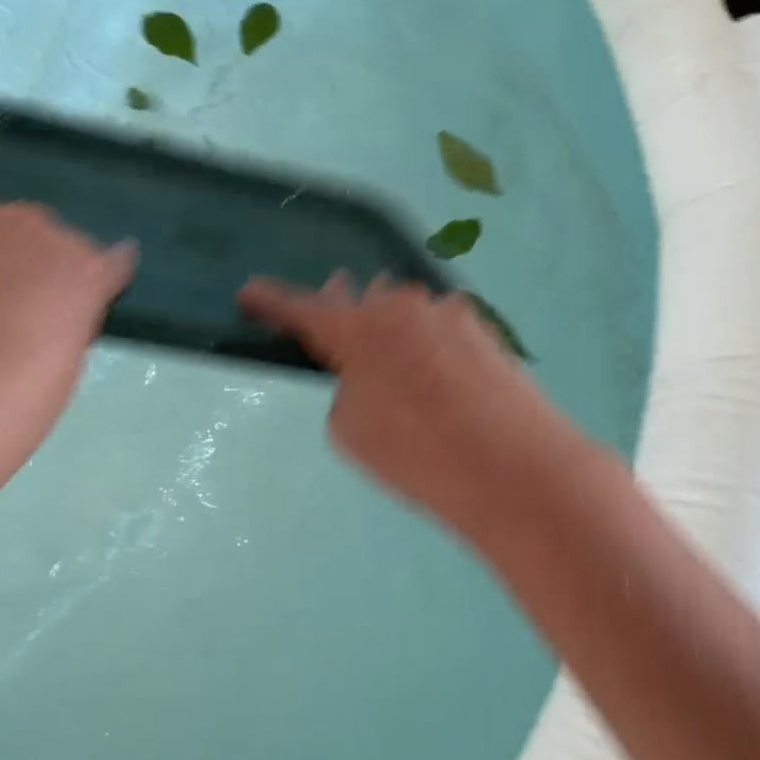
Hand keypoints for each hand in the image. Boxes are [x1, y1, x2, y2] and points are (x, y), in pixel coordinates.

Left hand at [0, 198, 134, 475]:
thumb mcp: (60, 375)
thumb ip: (65, 325)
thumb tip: (53, 313)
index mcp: (82, 270)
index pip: (106, 263)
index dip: (89, 290)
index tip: (74, 315)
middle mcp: (30, 228)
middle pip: (42, 238)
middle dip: (31, 270)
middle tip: (8, 319)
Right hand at [238, 273, 585, 535]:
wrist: (512, 466)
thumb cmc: (414, 453)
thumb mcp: (349, 429)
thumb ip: (345, 388)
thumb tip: (370, 369)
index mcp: (354, 330)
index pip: (299, 309)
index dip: (269, 302)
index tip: (247, 293)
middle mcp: (399, 306)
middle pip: (359, 297)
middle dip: (342, 310)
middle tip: (335, 334)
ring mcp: (446, 313)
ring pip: (404, 310)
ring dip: (391, 328)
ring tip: (396, 368)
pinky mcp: (483, 330)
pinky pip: (439, 327)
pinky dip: (428, 345)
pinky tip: (440, 381)